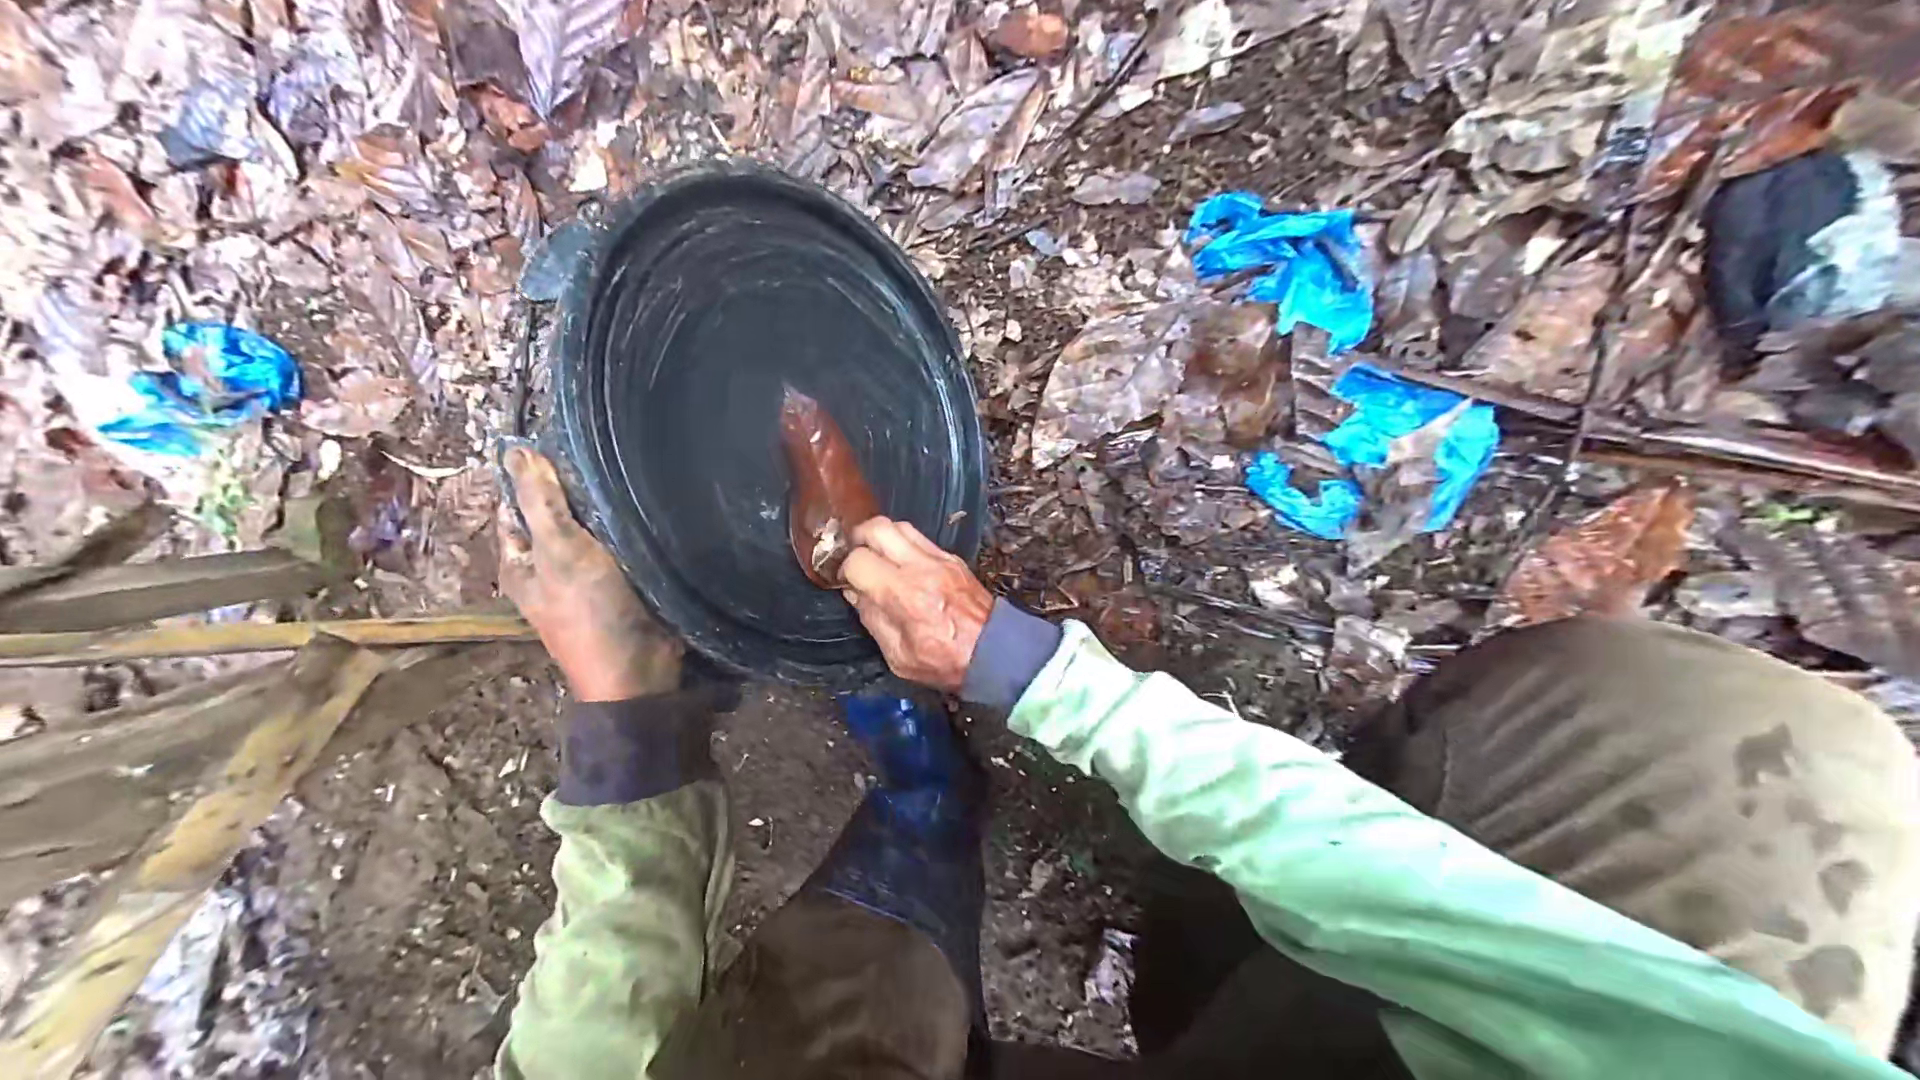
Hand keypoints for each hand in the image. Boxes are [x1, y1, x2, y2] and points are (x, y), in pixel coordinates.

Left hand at [498, 446, 680, 700]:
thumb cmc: (589, 612)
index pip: (518, 504)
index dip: (533, 474)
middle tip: (606, 458)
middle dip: (577, 491)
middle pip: (559, 516)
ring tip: (631, 479)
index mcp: (520, 561)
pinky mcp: (623, 585)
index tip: (564, 444)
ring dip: (608, 512)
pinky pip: (623, 549)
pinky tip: (649, 514)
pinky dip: (631, 532)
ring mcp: (588, 577)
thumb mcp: (559, 552)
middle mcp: (550, 567)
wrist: (637, 670)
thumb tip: (514, 450)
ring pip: (594, 532)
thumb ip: (541, 503)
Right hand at [841, 517, 991, 693]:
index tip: (846, 582)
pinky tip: (902, 566)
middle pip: (877, 527)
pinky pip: (920, 538)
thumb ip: (873, 620)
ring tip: (878, 559)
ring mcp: (940, 559)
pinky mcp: (953, 559)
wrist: (996, 652)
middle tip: (856, 559)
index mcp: (904, 594)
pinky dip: (904, 545)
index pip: (858, 560)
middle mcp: (921, 568)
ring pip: (899, 525)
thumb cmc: (948, 661)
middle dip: (859, 540)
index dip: (844, 570)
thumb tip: (855, 594)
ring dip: (882, 538)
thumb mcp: (898, 656)